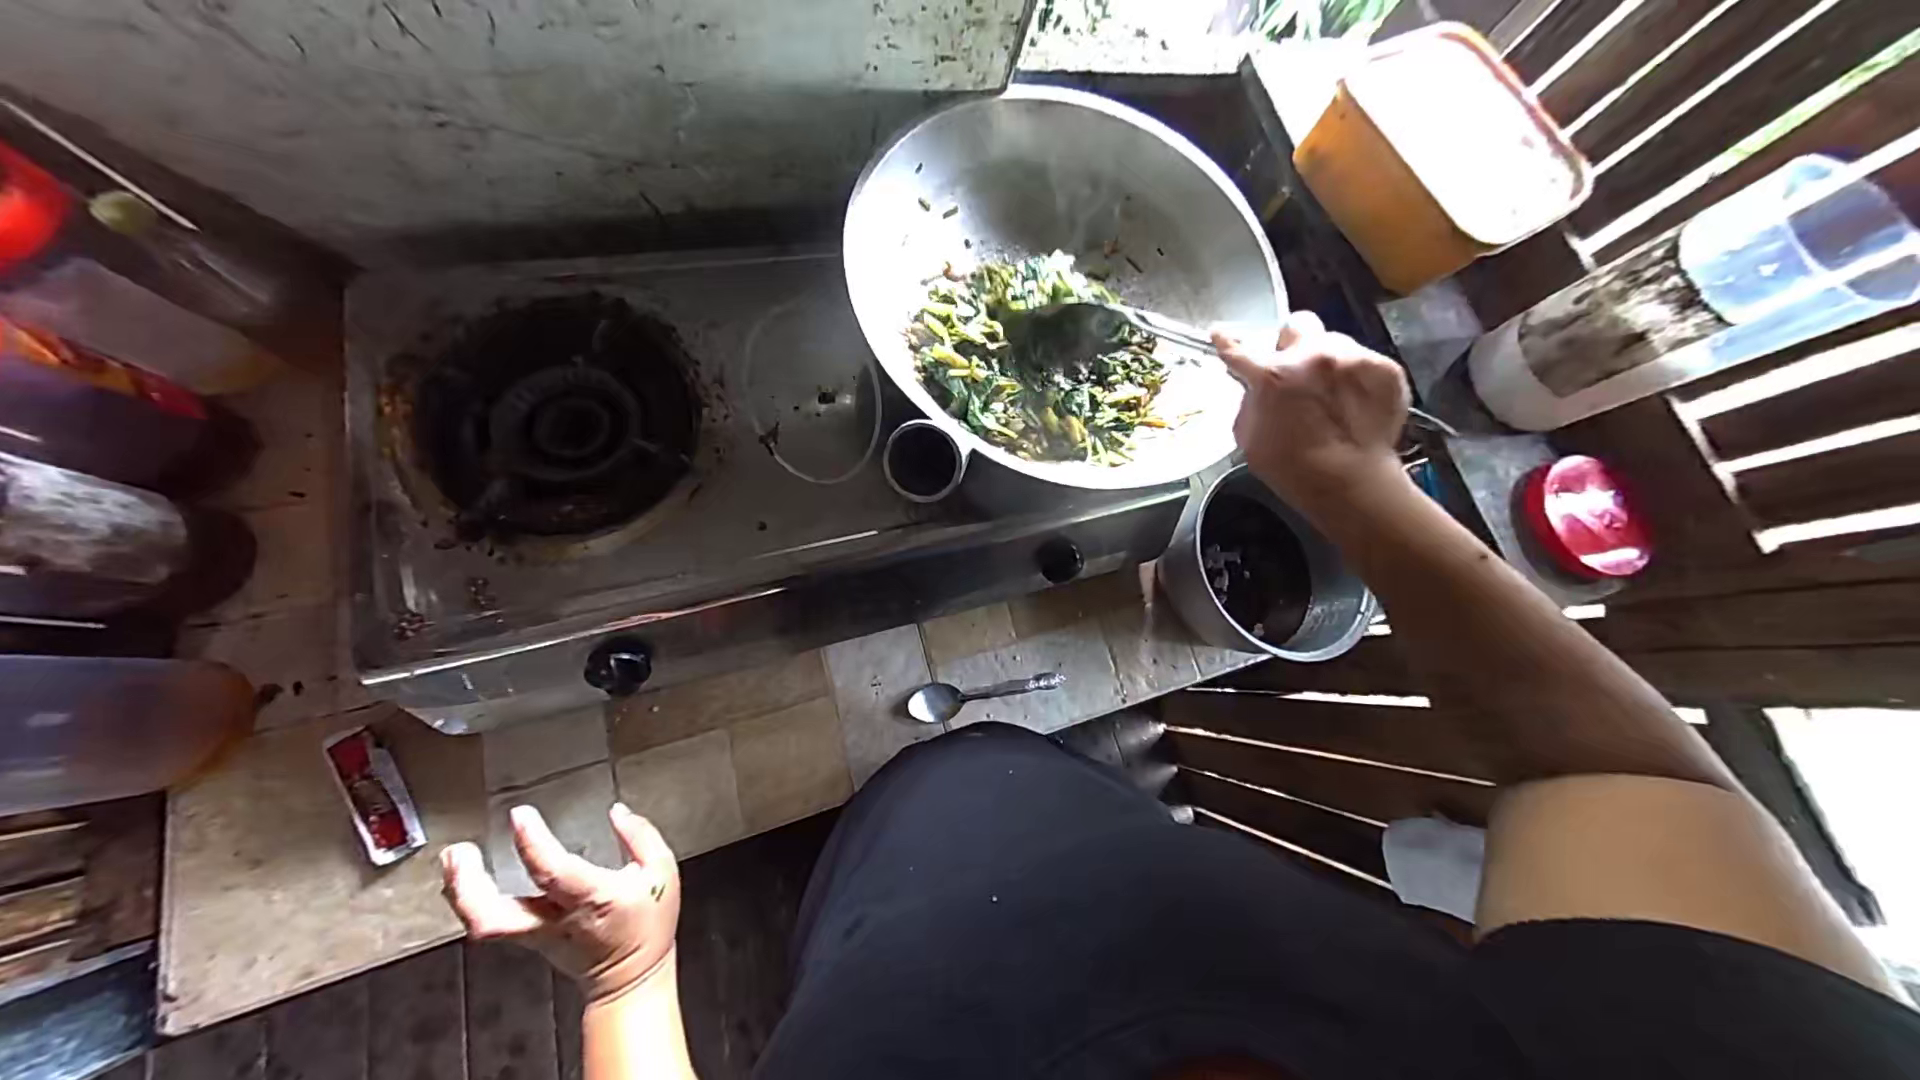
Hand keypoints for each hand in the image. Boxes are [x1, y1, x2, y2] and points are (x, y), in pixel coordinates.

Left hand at [441, 803, 679, 1002]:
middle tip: (460, 850)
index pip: (553, 871)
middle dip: (470, 883)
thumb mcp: (662, 870)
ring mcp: (538, 934)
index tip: (520, 816)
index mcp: (594, 898)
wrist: (632, 975)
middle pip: (495, 914)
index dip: (532, 843)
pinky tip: (466, 879)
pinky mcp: (528, 940)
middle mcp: (558, 920)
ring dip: (461, 892)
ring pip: (484, 924)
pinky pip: (489, 924)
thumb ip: (641, 836)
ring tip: (453, 858)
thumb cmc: (649, 923)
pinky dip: (470, 900)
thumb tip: (618, 812)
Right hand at [1213, 312, 1410, 516]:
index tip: (1221, 334)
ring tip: (1329, 396)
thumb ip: (1251, 402)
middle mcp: (1311, 356)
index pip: (1239, 350)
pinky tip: (1352, 404)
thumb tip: (1256, 389)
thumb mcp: (1249, 437)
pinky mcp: (1384, 367)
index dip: (1227, 342)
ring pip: (1333, 342)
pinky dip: (1355, 378)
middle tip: (1294, 370)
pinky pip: (1363, 361)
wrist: (1350, 483)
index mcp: (1270, 375)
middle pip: (1297, 325)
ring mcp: (1352, 358)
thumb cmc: (1291, 468)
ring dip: (1325, 362)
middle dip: (1292, 344)